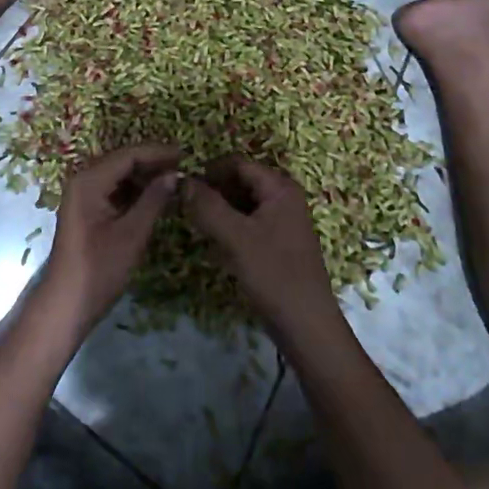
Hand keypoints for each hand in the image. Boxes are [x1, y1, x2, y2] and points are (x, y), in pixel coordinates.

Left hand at [43, 145, 179, 330]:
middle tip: (184, 168)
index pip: (128, 155)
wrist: (65, 307)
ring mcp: (82, 196)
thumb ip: (154, 199)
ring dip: (145, 177)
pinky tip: (155, 198)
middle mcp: (83, 181)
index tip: (186, 155)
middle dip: (153, 163)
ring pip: (118, 176)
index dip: (158, 153)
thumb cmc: (99, 270)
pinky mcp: (86, 211)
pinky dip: (134, 191)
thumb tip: (174, 175)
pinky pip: (113, 190)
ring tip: (174, 181)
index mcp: (89, 181)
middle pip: (122, 162)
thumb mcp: (132, 233)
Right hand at [183, 158, 334, 329]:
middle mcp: (284, 197)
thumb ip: (207, 206)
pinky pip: (249, 224)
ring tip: (195, 225)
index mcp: (279, 187)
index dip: (209, 171)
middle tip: (185, 208)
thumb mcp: (236, 238)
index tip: (182, 186)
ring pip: (243, 204)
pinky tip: (215, 246)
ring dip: (220, 211)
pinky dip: (230, 228)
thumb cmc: (274, 274)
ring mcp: (283, 221)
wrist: (307, 325)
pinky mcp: (278, 243)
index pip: (237, 163)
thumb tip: (181, 180)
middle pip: (241, 182)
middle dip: (213, 191)